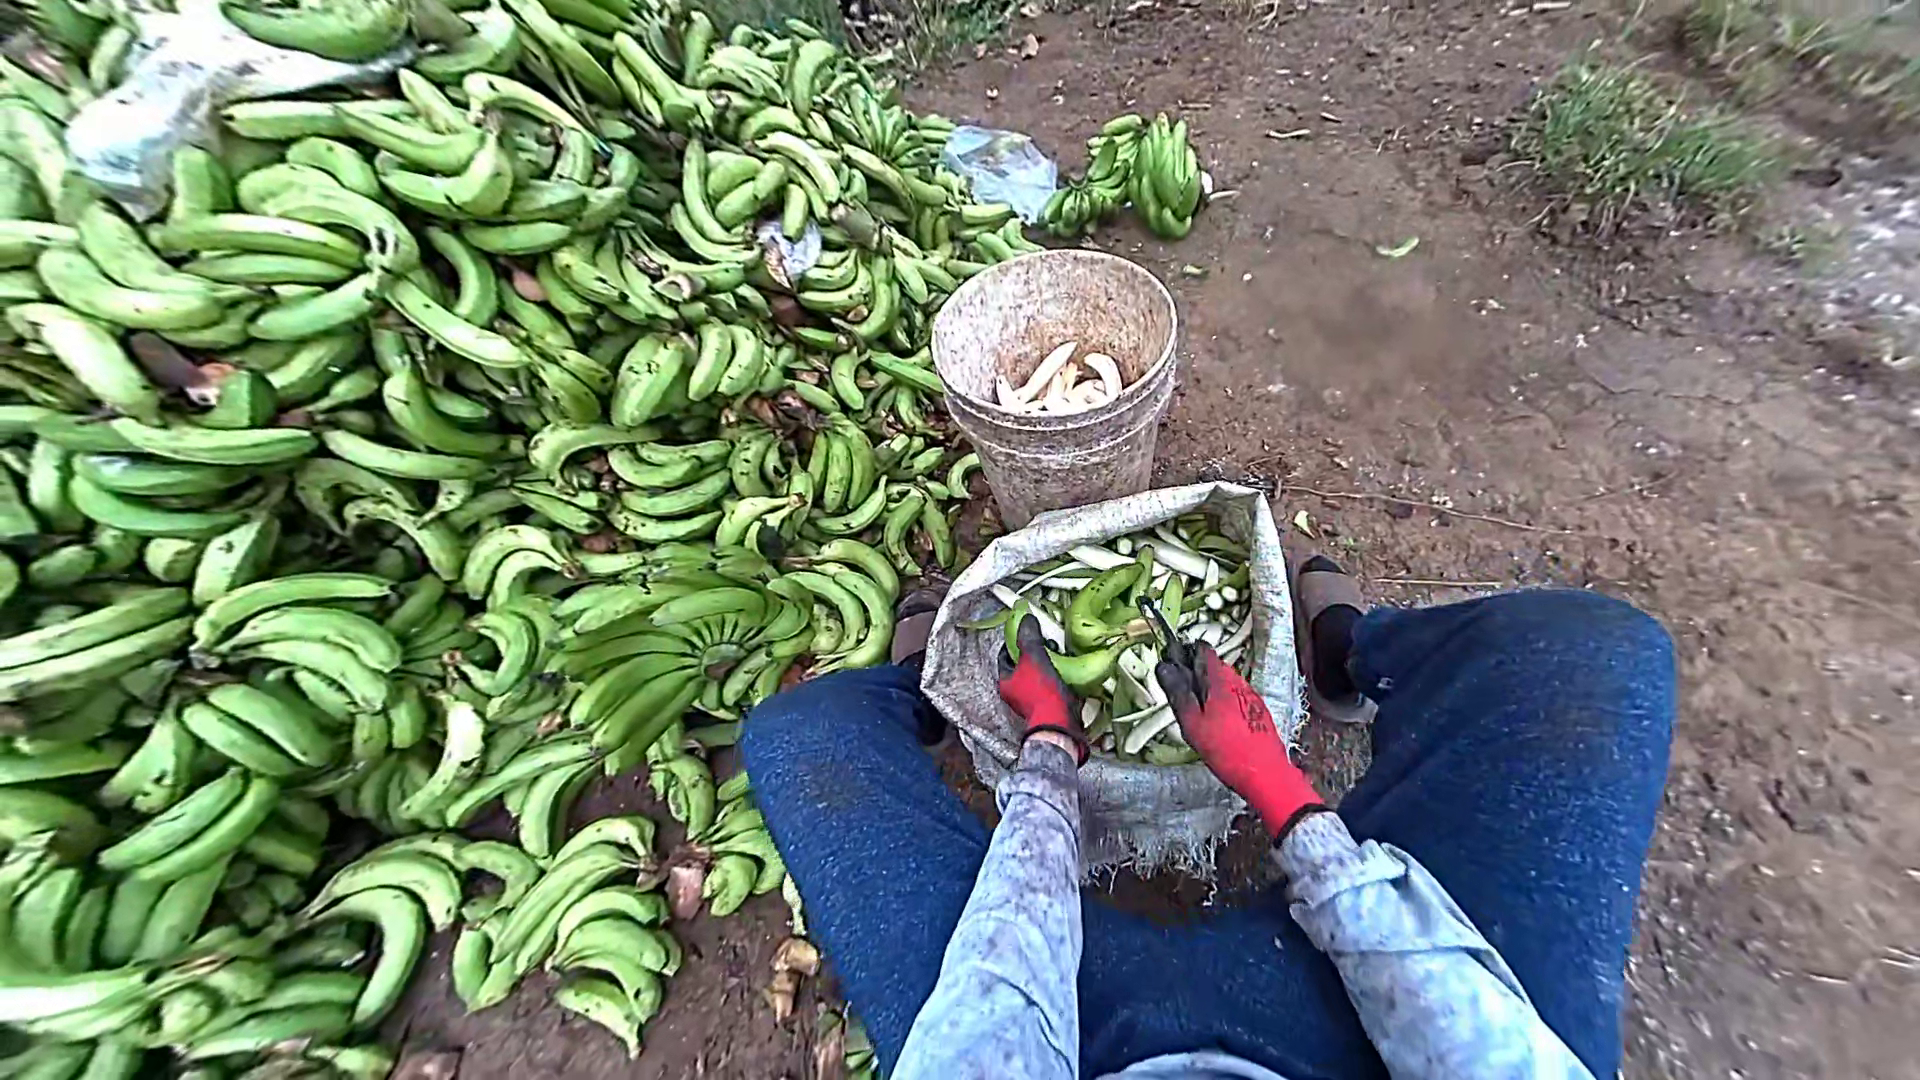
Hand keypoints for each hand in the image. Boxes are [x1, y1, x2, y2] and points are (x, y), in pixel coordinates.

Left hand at [997, 616, 1086, 763]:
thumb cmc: (1042, 693)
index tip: (1024, 632)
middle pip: (1022, 665)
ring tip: (1059, 653)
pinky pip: (1052, 685)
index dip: (1013, 642)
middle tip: (1046, 641)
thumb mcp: (1033, 658)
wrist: (1060, 726)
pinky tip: (1069, 669)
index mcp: (1006, 681)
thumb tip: (1026, 618)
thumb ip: (1029, 638)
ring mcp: (1032, 701)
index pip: (1004, 655)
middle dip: (1034, 651)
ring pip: (1038, 674)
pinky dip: (1058, 675)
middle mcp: (1016, 693)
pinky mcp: (1049, 706)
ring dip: (1048, 663)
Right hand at [1155, 646, 1323, 837]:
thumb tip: (1165, 668)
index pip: (1202, 651)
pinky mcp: (1259, 710)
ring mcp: (1251, 696)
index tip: (1173, 660)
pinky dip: (1224, 700)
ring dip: (1210, 687)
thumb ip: (1178, 693)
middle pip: (1214, 665)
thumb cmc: (1228, 751)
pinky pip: (1237, 695)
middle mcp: (1239, 683)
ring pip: (1225, 681)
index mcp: (1220, 681)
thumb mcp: (1192, 723)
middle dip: (1196, 672)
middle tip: (1181, 690)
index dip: (1185, 652)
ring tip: (1198, 709)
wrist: (1268, 776)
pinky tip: (1219, 720)